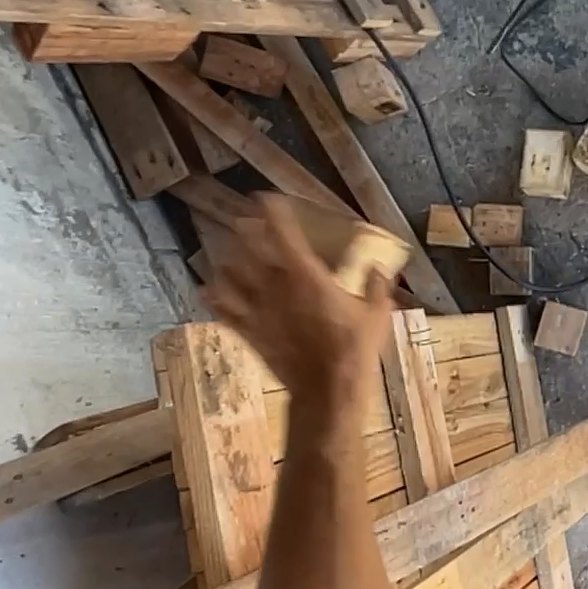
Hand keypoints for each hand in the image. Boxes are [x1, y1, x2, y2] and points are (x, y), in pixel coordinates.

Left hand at [204, 193, 394, 407]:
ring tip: (227, 254)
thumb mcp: (377, 314)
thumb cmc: (355, 348)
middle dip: (245, 232)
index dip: (273, 212)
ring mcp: (258, 309)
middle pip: (249, 249)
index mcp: (308, 276)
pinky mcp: (248, 331)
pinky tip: (208, 289)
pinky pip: (223, 309)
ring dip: (227, 261)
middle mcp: (276, 286)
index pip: (284, 234)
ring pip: (230, 275)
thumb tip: (378, 267)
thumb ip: (376, 286)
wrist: (327, 389)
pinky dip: (213, 297)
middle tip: (244, 224)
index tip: (266, 199)